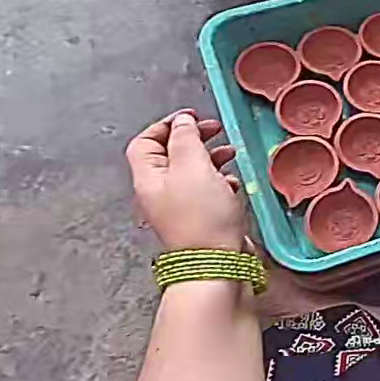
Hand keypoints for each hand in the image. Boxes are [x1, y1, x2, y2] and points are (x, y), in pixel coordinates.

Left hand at [126, 111, 245, 251]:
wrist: (216, 263)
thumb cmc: (202, 216)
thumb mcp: (193, 166)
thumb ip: (186, 139)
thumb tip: (183, 122)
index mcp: (149, 177)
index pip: (146, 141)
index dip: (167, 125)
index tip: (192, 117)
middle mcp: (160, 191)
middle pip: (171, 155)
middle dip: (193, 138)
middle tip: (215, 130)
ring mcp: (180, 207)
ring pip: (192, 172)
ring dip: (210, 157)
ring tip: (231, 153)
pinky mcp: (201, 219)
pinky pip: (207, 192)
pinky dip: (219, 181)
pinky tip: (232, 183)